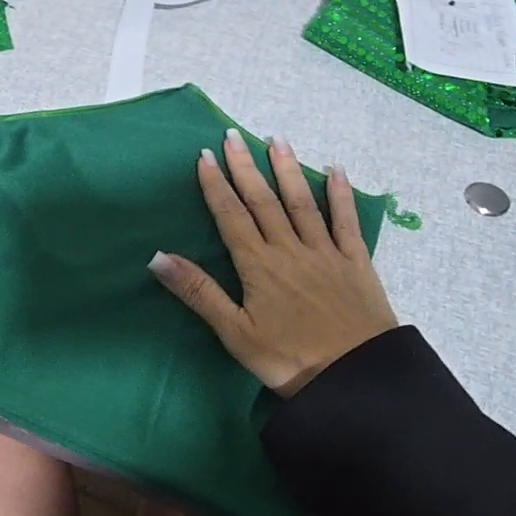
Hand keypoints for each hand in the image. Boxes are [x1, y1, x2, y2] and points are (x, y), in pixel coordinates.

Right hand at [149, 128, 396, 395]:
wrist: (357, 379)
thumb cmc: (288, 360)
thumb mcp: (234, 332)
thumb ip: (199, 292)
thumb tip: (158, 256)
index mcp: (258, 265)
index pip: (231, 215)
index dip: (216, 184)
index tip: (204, 155)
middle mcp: (289, 248)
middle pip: (263, 201)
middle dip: (246, 167)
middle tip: (233, 135)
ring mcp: (325, 252)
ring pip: (302, 202)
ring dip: (288, 169)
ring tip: (277, 140)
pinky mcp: (356, 262)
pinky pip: (346, 221)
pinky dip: (340, 194)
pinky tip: (335, 171)